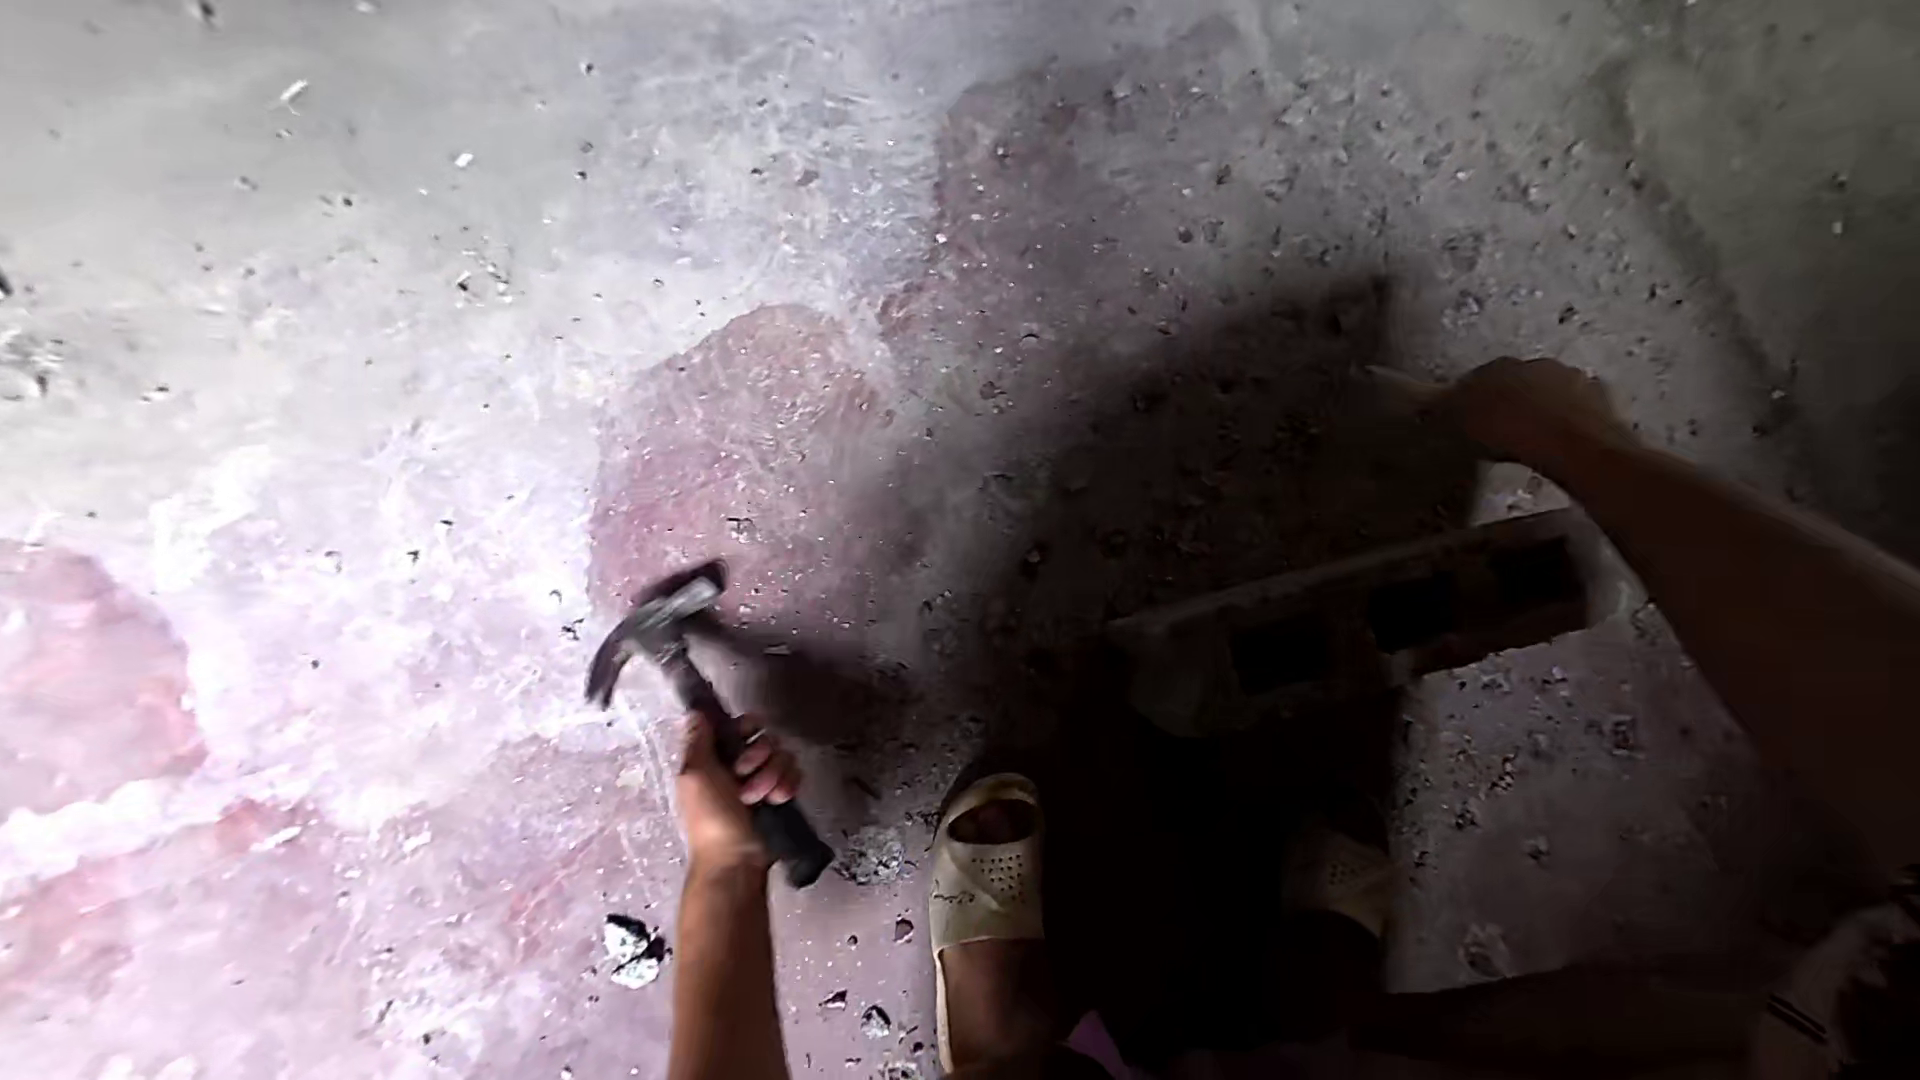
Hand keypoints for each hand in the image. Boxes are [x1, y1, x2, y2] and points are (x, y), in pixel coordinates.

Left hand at [675, 714, 802, 872]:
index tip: (748, 734)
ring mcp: (765, 779)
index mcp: (717, 757)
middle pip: (767, 738)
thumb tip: (694, 710)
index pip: (742, 724)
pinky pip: (796, 774)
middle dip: (759, 758)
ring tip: (760, 798)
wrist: (736, 859)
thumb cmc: (711, 818)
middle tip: (745, 778)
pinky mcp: (783, 793)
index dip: (748, 726)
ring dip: (772, 776)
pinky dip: (788, 786)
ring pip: (784, 756)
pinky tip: (778, 800)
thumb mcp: (696, 776)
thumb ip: (698, 742)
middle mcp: (742, 764)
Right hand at [1436, 356, 1632, 467]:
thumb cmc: (1507, 432)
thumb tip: (1427, 406)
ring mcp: (1573, 377)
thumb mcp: (1457, 426)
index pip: (1473, 378)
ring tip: (1524, 435)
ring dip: (1535, 407)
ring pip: (1545, 391)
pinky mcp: (1600, 398)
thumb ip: (1443, 411)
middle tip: (1493, 427)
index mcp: (1497, 366)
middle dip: (1504, 398)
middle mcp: (1535, 363)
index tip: (1461, 418)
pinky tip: (1551, 439)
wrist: (1572, 444)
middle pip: (1513, 381)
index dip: (1465, 398)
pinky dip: (1561, 419)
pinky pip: (1572, 407)